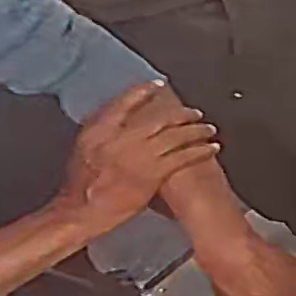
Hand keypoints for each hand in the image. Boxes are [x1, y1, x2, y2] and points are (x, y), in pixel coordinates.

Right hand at [52, 81, 218, 236]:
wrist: (82, 211)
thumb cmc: (83, 186)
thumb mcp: (85, 153)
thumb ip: (103, 138)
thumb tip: (122, 126)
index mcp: (96, 134)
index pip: (121, 105)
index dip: (141, 93)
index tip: (157, 84)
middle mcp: (117, 140)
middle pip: (157, 119)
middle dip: (182, 114)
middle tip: (196, 113)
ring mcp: (137, 155)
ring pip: (176, 136)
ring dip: (198, 131)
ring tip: (210, 130)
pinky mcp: (153, 172)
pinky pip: (186, 156)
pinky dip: (203, 150)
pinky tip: (213, 148)